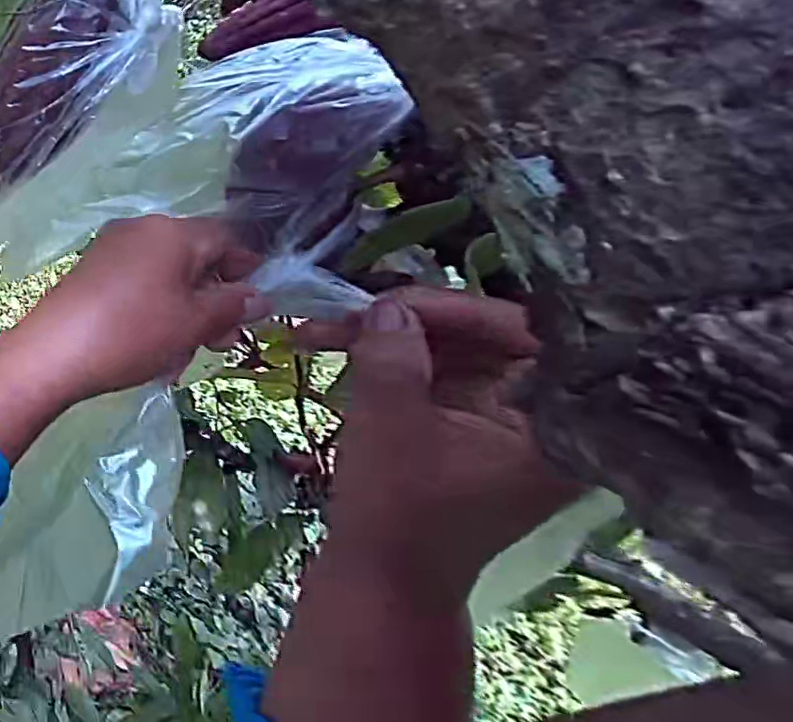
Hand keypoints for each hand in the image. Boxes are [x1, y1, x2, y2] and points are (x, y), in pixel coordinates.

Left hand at [0, 215, 262, 460]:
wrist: (53, 351)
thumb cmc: (133, 331)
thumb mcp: (194, 321)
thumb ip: (231, 304)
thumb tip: (256, 295)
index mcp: (170, 231)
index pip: (226, 239)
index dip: (247, 272)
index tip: (255, 310)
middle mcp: (138, 230)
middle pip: (193, 259)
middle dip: (213, 302)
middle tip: (219, 344)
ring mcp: (110, 250)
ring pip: (165, 279)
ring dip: (183, 316)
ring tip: (182, 357)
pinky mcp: (90, 272)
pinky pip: (137, 287)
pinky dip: (153, 315)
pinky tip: (154, 353)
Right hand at [297, 287, 583, 594]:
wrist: (382, 568)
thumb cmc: (397, 503)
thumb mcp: (387, 421)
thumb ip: (390, 355)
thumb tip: (387, 304)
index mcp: (550, 423)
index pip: (523, 336)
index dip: (457, 310)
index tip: (389, 299)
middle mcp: (537, 414)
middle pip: (479, 339)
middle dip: (405, 319)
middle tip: (345, 309)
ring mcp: (497, 417)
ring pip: (442, 351)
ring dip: (380, 335)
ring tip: (315, 328)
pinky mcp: (459, 421)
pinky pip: (424, 371)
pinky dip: (379, 357)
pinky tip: (329, 345)